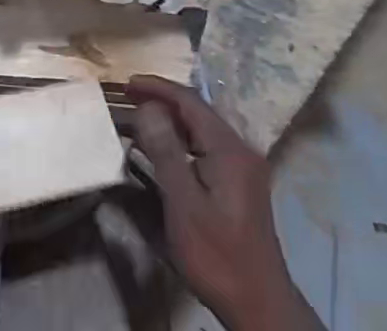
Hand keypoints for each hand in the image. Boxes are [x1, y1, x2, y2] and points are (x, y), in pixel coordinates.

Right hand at [127, 76, 322, 330]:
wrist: (258, 302)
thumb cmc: (216, 253)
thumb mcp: (183, 203)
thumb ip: (165, 151)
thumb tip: (149, 108)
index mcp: (228, 147)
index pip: (190, 101)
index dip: (158, 88)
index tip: (128, 84)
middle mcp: (240, 148)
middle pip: (199, 112)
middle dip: (164, 101)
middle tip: (129, 98)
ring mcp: (244, 166)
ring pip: (204, 129)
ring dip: (173, 121)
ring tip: (141, 119)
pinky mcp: (241, 183)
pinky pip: (208, 147)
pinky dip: (184, 141)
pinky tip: (166, 151)